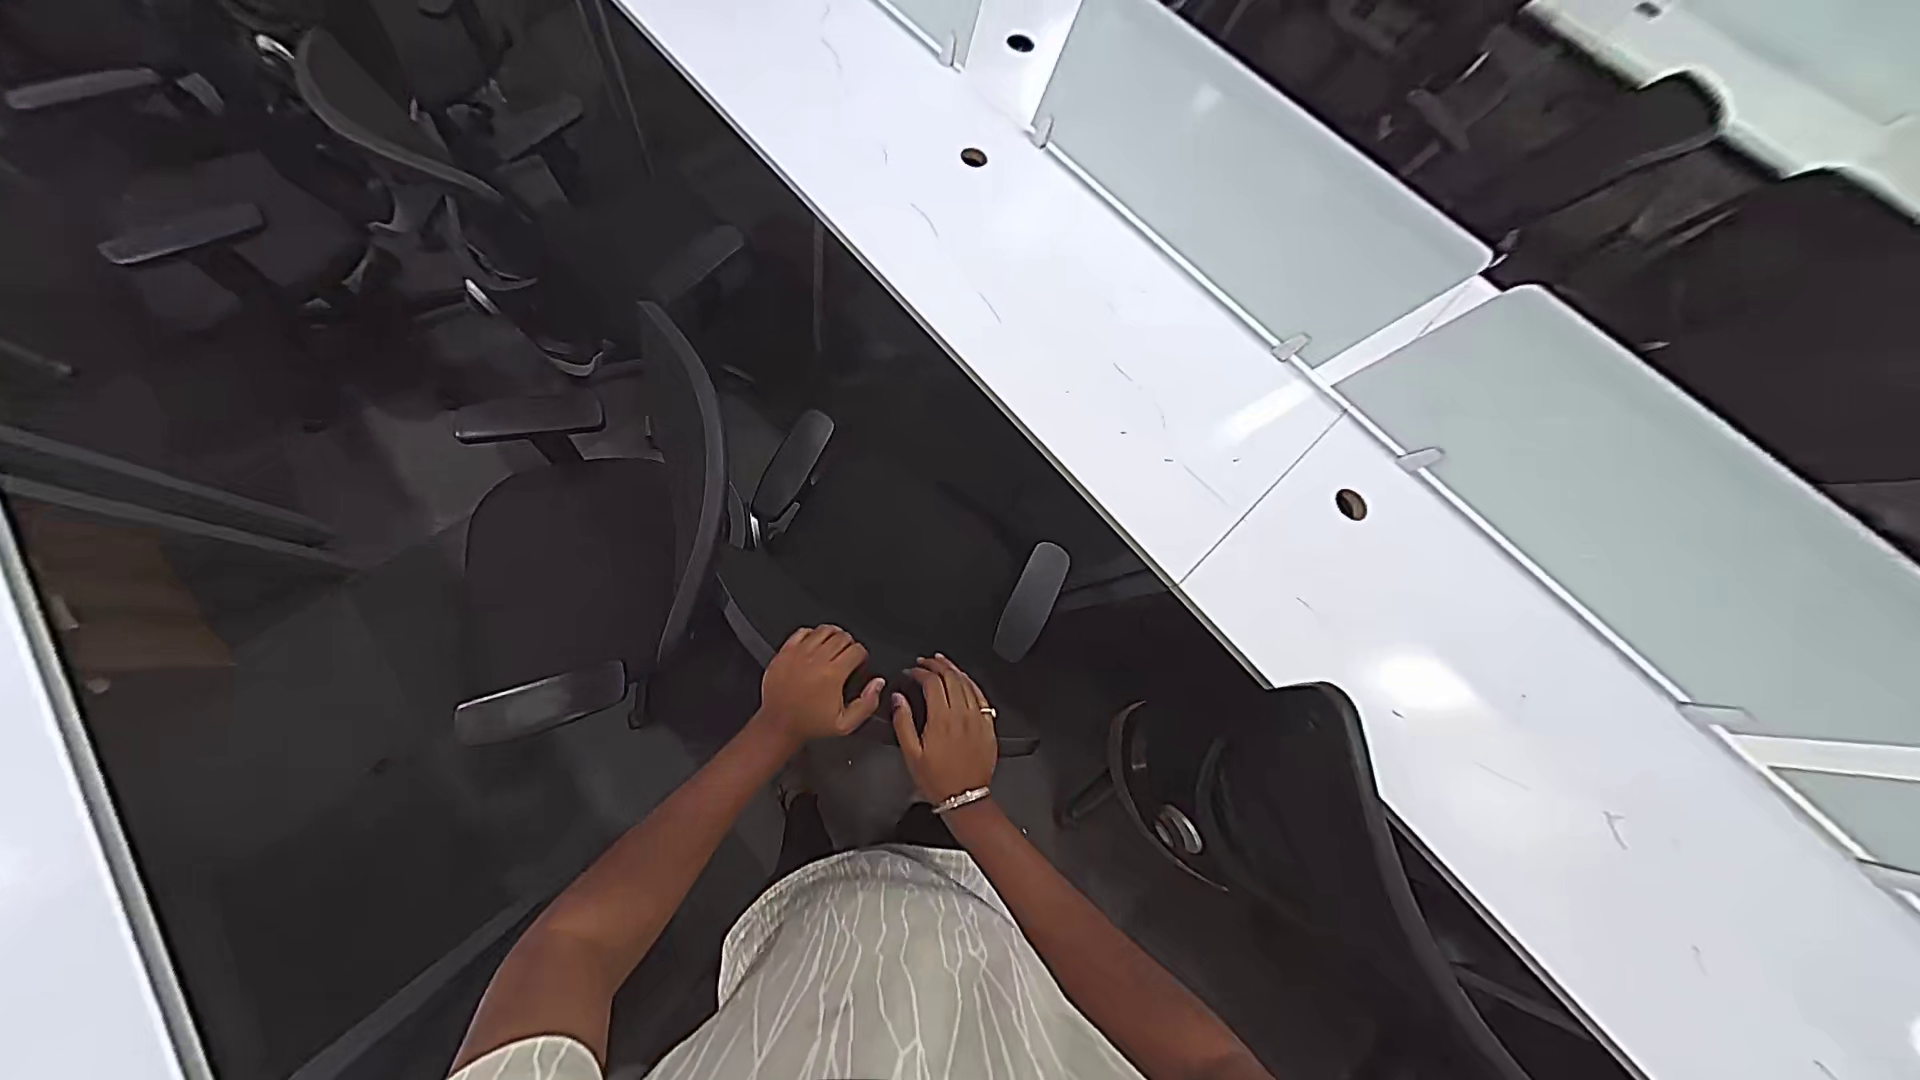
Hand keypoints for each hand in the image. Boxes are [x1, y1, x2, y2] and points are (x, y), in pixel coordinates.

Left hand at [757, 625, 883, 743]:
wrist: (779, 724)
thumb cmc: (810, 724)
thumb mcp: (846, 724)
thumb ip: (867, 703)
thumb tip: (878, 683)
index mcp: (833, 675)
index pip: (857, 649)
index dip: (862, 655)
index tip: (859, 662)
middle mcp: (816, 660)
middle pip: (842, 637)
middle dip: (849, 644)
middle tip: (847, 656)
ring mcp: (799, 654)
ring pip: (824, 630)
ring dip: (832, 636)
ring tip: (833, 646)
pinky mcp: (785, 652)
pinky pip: (802, 632)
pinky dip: (812, 635)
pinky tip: (814, 645)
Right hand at [892, 654, 996, 802]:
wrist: (965, 798)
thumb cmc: (938, 780)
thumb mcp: (911, 754)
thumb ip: (903, 722)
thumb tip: (898, 699)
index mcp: (941, 719)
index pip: (932, 683)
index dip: (920, 672)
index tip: (912, 672)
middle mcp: (962, 714)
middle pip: (951, 677)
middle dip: (936, 665)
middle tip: (925, 662)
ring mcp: (978, 718)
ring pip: (967, 683)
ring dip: (953, 669)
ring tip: (942, 662)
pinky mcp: (988, 724)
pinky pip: (981, 696)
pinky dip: (971, 682)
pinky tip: (964, 679)